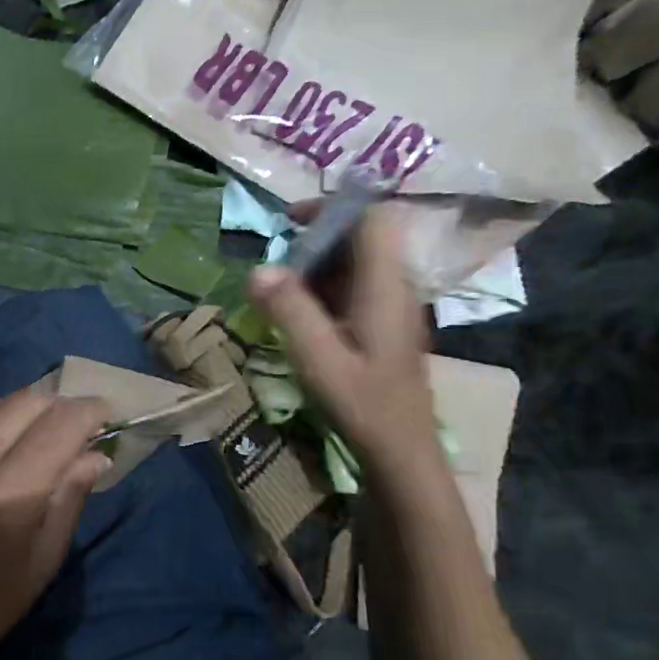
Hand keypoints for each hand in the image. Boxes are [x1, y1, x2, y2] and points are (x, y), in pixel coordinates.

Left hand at [0, 387, 112, 659]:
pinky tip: (5, 443)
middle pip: (27, 402)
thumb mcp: (46, 556)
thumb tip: (97, 453)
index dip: (90, 411)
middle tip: (79, 422)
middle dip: (61, 404)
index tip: (107, 411)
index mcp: (9, 495)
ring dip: (28, 408)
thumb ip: (71, 495)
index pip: (60, 425)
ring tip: (46, 427)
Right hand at [248, 204, 435, 465]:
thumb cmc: (364, 405)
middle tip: (276, 263)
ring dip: (318, 267)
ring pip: (357, 264)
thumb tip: (257, 270)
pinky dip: (325, 290)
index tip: (291, 222)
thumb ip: (290, 311)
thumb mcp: (319, 360)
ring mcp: (392, 307)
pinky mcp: (384, 326)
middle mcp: (396, 287)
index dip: (334, 208)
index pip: (373, 219)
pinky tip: (300, 316)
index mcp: (386, 287)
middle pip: (363, 238)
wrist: (400, 451)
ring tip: (280, 289)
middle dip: (316, 240)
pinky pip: (355, 288)